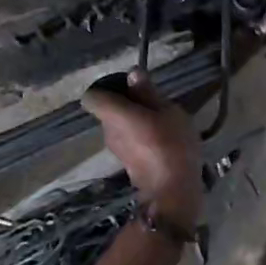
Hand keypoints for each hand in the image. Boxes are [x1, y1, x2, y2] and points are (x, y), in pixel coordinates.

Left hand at [81, 71, 202, 229]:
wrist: (173, 190)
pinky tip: (161, 138)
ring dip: (135, 119)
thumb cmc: (173, 144)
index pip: (92, 97)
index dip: (106, 88)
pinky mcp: (125, 161)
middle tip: (154, 102)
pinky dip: (139, 134)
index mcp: (115, 115)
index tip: (129, 86)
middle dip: (127, 103)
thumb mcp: (168, 111)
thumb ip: (148, 93)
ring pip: (118, 125)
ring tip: (161, 120)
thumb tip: (132, 73)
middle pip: (108, 110)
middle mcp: (108, 131)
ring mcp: (116, 149)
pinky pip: (127, 139)